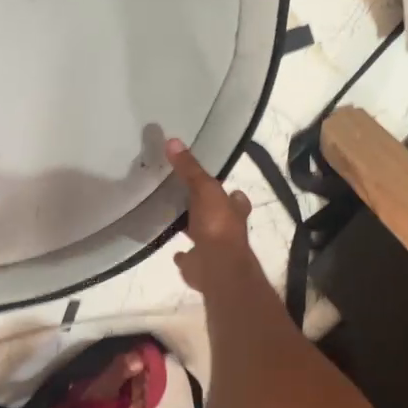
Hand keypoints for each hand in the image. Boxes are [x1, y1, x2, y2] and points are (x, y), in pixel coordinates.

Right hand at [165, 138, 254, 292]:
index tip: (220, 186)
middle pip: (219, 216)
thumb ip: (189, 168)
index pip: (235, 198)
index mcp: (233, 211)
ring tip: (177, 220)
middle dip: (209, 211)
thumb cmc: (216, 225)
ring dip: (195, 230)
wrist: (217, 266)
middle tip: (191, 200)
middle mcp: (228, 230)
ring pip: (205, 236)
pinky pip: (191, 259)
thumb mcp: (204, 189)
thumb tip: (173, 141)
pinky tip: (175, 252)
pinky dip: (184, 256)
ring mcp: (215, 250)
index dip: (230, 194)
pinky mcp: (201, 267)